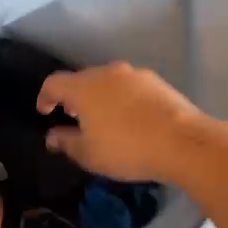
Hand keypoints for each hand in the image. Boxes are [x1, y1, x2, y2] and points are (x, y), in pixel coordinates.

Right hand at [37, 62, 209, 183]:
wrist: (183, 143)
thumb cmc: (127, 148)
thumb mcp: (89, 154)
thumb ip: (66, 143)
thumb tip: (53, 136)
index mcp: (84, 87)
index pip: (54, 83)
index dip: (45, 97)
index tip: (44, 112)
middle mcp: (107, 73)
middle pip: (82, 80)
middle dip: (73, 98)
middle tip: (73, 117)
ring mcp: (135, 75)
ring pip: (108, 82)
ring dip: (99, 97)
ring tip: (103, 120)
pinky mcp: (157, 82)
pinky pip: (130, 88)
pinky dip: (122, 99)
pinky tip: (130, 120)